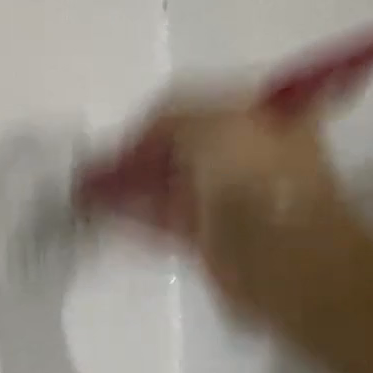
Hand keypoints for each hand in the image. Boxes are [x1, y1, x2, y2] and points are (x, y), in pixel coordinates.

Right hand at [100, 96, 355, 319]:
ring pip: (164, 186)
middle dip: (134, 157)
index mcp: (259, 117)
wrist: (287, 265)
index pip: (193, 107)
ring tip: (85, 195)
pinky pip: (162, 222)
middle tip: (92, 172)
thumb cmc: (260, 187)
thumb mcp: (218, 128)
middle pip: (175, 149)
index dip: (152, 123)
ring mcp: (225, 201)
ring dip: (126, 188)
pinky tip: (102, 216)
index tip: (118, 143)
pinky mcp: (208, 242)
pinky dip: (131, 218)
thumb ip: (172, 119)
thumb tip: (137, 136)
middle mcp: (243, 155)